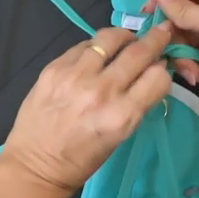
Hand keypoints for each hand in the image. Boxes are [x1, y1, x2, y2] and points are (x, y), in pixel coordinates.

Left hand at [0, 25, 174, 197]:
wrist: (35, 164)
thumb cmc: (82, 159)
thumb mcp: (120, 136)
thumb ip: (137, 102)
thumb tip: (152, 71)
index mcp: (121, 116)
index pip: (158, 78)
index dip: (163, 70)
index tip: (162, 66)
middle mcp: (101, 92)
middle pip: (138, 52)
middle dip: (155, 40)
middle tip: (160, 32)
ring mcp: (75, 76)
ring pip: (110, 38)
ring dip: (124, 37)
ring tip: (126, 40)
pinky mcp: (54, 68)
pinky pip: (83, 45)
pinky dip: (95, 46)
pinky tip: (96, 53)